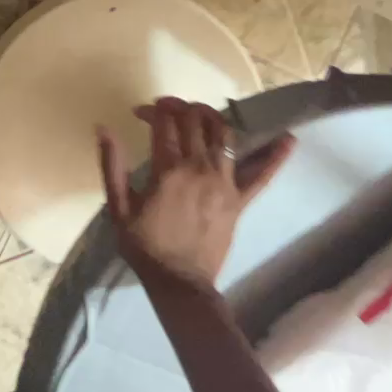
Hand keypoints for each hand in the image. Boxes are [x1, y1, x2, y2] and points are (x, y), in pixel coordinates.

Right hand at [98, 97, 295, 293]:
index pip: (164, 122)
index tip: (142, 112)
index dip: (153, 110)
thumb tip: (102, 127)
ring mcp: (225, 182)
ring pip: (224, 133)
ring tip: (199, 115)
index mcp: (168, 169)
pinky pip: (263, 175)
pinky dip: (276, 156)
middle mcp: (199, 168)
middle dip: (180, 106)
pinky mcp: (241, 199)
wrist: (180, 284)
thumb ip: (111, 165)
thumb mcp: (118, 206)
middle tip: (167, 110)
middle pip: (195, 119)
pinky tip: (289, 138)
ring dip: (211, 116)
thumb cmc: (145, 245)